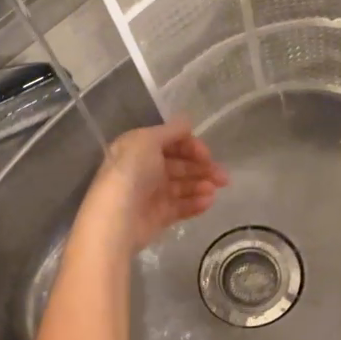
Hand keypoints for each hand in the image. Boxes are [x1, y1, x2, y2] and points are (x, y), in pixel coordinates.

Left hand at [83, 121, 228, 250]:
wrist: (117, 217)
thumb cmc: (131, 172)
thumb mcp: (148, 141)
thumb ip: (170, 131)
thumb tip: (187, 122)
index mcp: (139, 148)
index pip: (171, 143)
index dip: (191, 147)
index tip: (206, 155)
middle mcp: (145, 169)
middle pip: (179, 165)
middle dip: (202, 168)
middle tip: (223, 177)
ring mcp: (152, 194)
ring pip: (182, 186)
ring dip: (201, 185)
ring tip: (214, 190)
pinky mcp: (158, 216)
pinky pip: (181, 207)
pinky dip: (195, 203)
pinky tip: (208, 201)